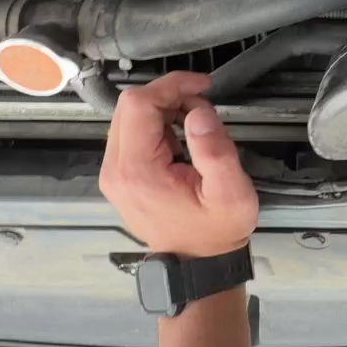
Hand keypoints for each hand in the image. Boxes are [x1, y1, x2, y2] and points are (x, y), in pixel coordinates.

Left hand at [100, 71, 258, 257]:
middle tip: (205, 110)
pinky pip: (133, 131)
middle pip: (130, 105)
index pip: (139, 104)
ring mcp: (115, 172)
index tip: (204, 87)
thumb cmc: (217, 230)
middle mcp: (116, 169)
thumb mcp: (230, 192)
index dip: (172, 85)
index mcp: (138, 171)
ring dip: (166, 107)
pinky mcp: (122, 173)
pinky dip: (160, 121)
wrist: (198, 261)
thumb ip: (215, 150)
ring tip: (199, 124)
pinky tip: (185, 135)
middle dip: (171, 95)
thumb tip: (199, 112)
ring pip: (130, 114)